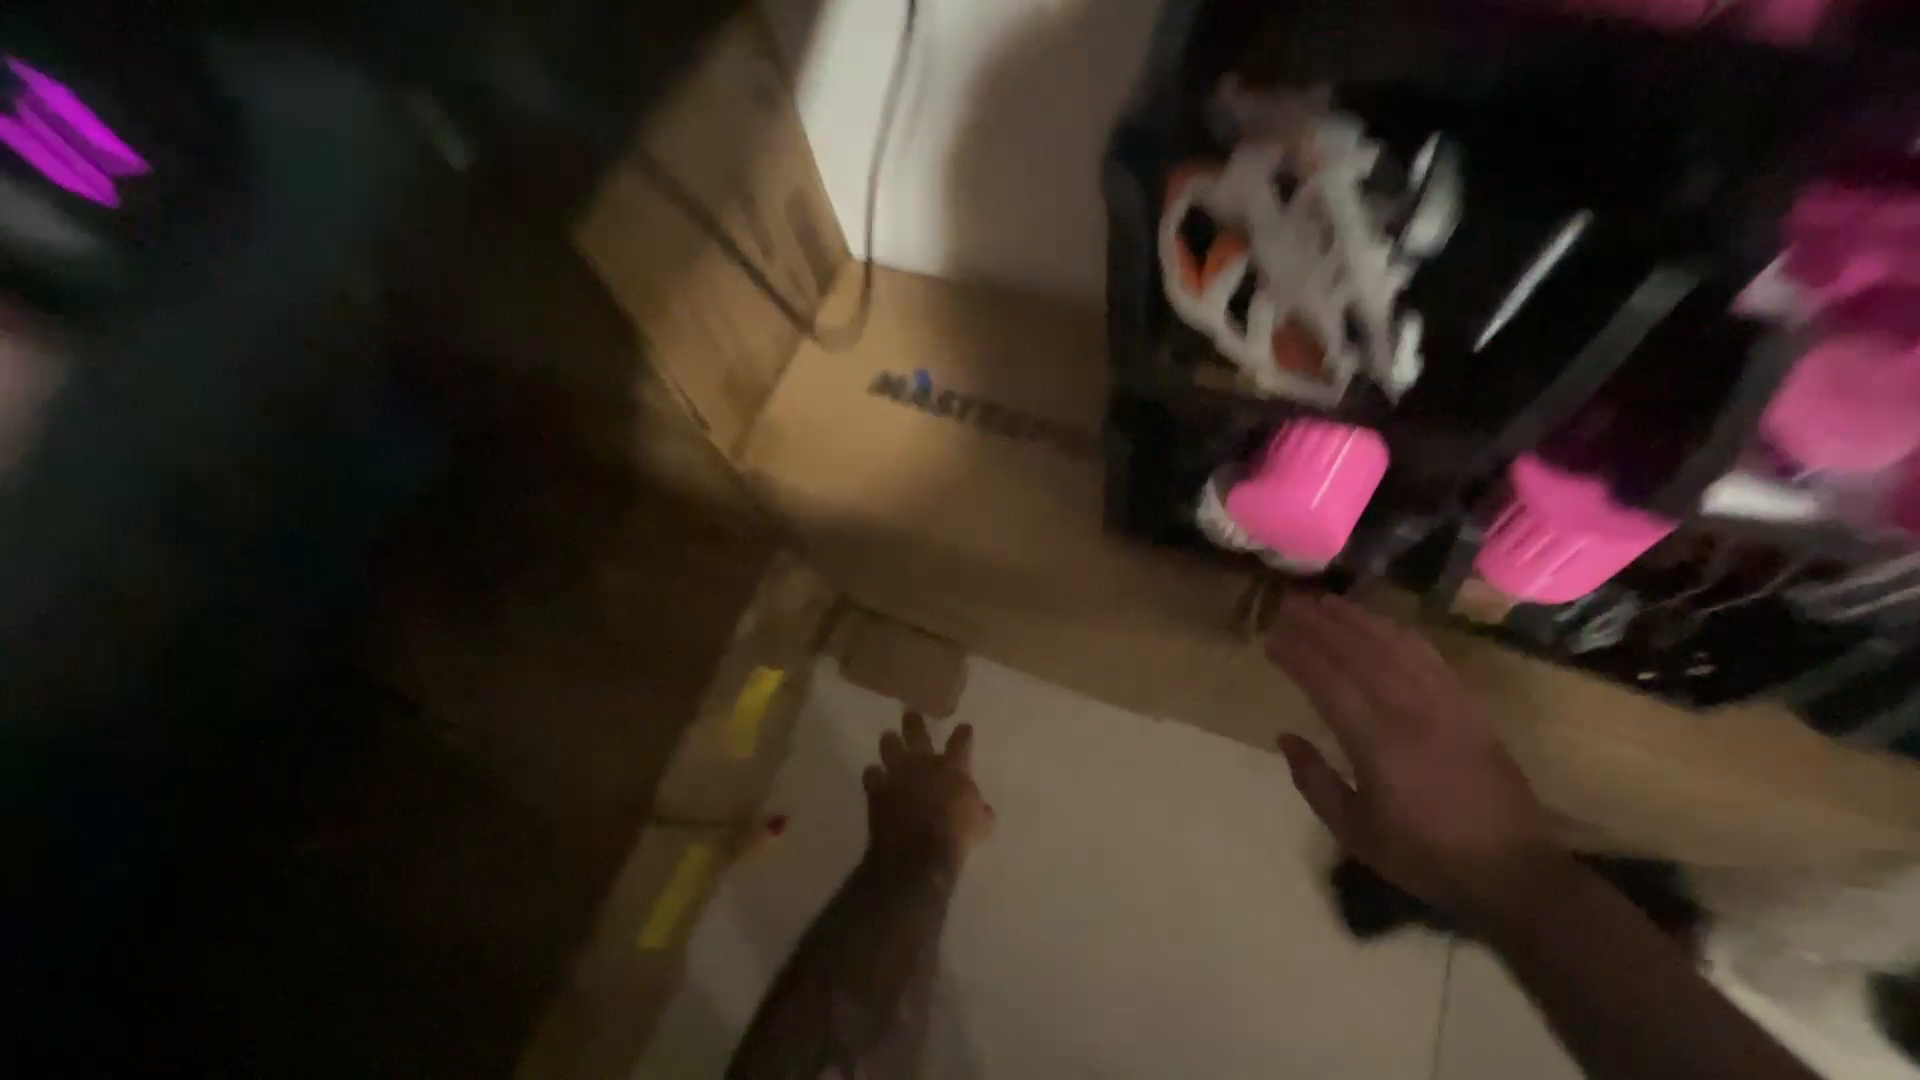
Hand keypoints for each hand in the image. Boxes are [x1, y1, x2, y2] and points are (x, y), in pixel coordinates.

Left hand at [864, 713, 993, 871]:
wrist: (917, 852)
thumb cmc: (955, 837)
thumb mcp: (979, 827)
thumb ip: (980, 813)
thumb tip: (983, 810)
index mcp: (952, 770)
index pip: (961, 743)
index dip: (963, 733)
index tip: (964, 727)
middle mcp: (923, 765)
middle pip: (918, 734)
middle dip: (914, 722)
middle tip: (910, 713)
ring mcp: (898, 775)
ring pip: (890, 747)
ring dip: (889, 742)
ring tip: (888, 737)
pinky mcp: (877, 790)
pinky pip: (871, 775)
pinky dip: (873, 775)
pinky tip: (873, 776)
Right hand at [1266, 593, 1563, 927]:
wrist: (1512, 872)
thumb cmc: (1424, 856)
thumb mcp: (1354, 832)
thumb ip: (1314, 781)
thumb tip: (1287, 736)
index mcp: (1378, 745)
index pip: (1328, 683)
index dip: (1298, 655)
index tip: (1272, 637)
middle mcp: (1412, 714)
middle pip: (1361, 654)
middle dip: (1322, 624)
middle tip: (1291, 604)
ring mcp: (1446, 706)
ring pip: (1396, 647)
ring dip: (1360, 619)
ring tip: (1329, 602)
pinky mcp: (1469, 708)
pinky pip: (1430, 658)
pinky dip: (1400, 634)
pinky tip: (1381, 624)